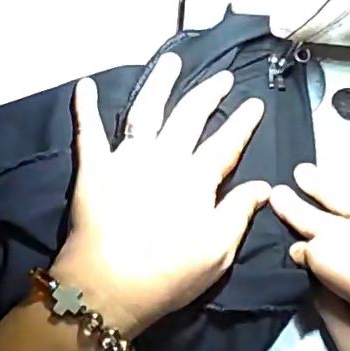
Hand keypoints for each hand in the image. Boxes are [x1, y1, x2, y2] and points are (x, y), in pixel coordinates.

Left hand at [51, 53, 268, 337]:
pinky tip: (86, 85)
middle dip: (209, 93)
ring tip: (171, 61)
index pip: (226, 143)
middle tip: (222, 77)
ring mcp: (127, 160)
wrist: (105, 289)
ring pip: (147, 111)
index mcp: (196, 179)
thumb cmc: (167, 275)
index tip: (254, 103)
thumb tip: (264, 186)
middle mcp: (164, 159)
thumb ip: (239, 212)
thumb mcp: (218, 251)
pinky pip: (89, 132)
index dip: (243, 122)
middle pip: (190, 116)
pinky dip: (87, 108)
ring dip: (160, 83)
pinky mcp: (94, 169)